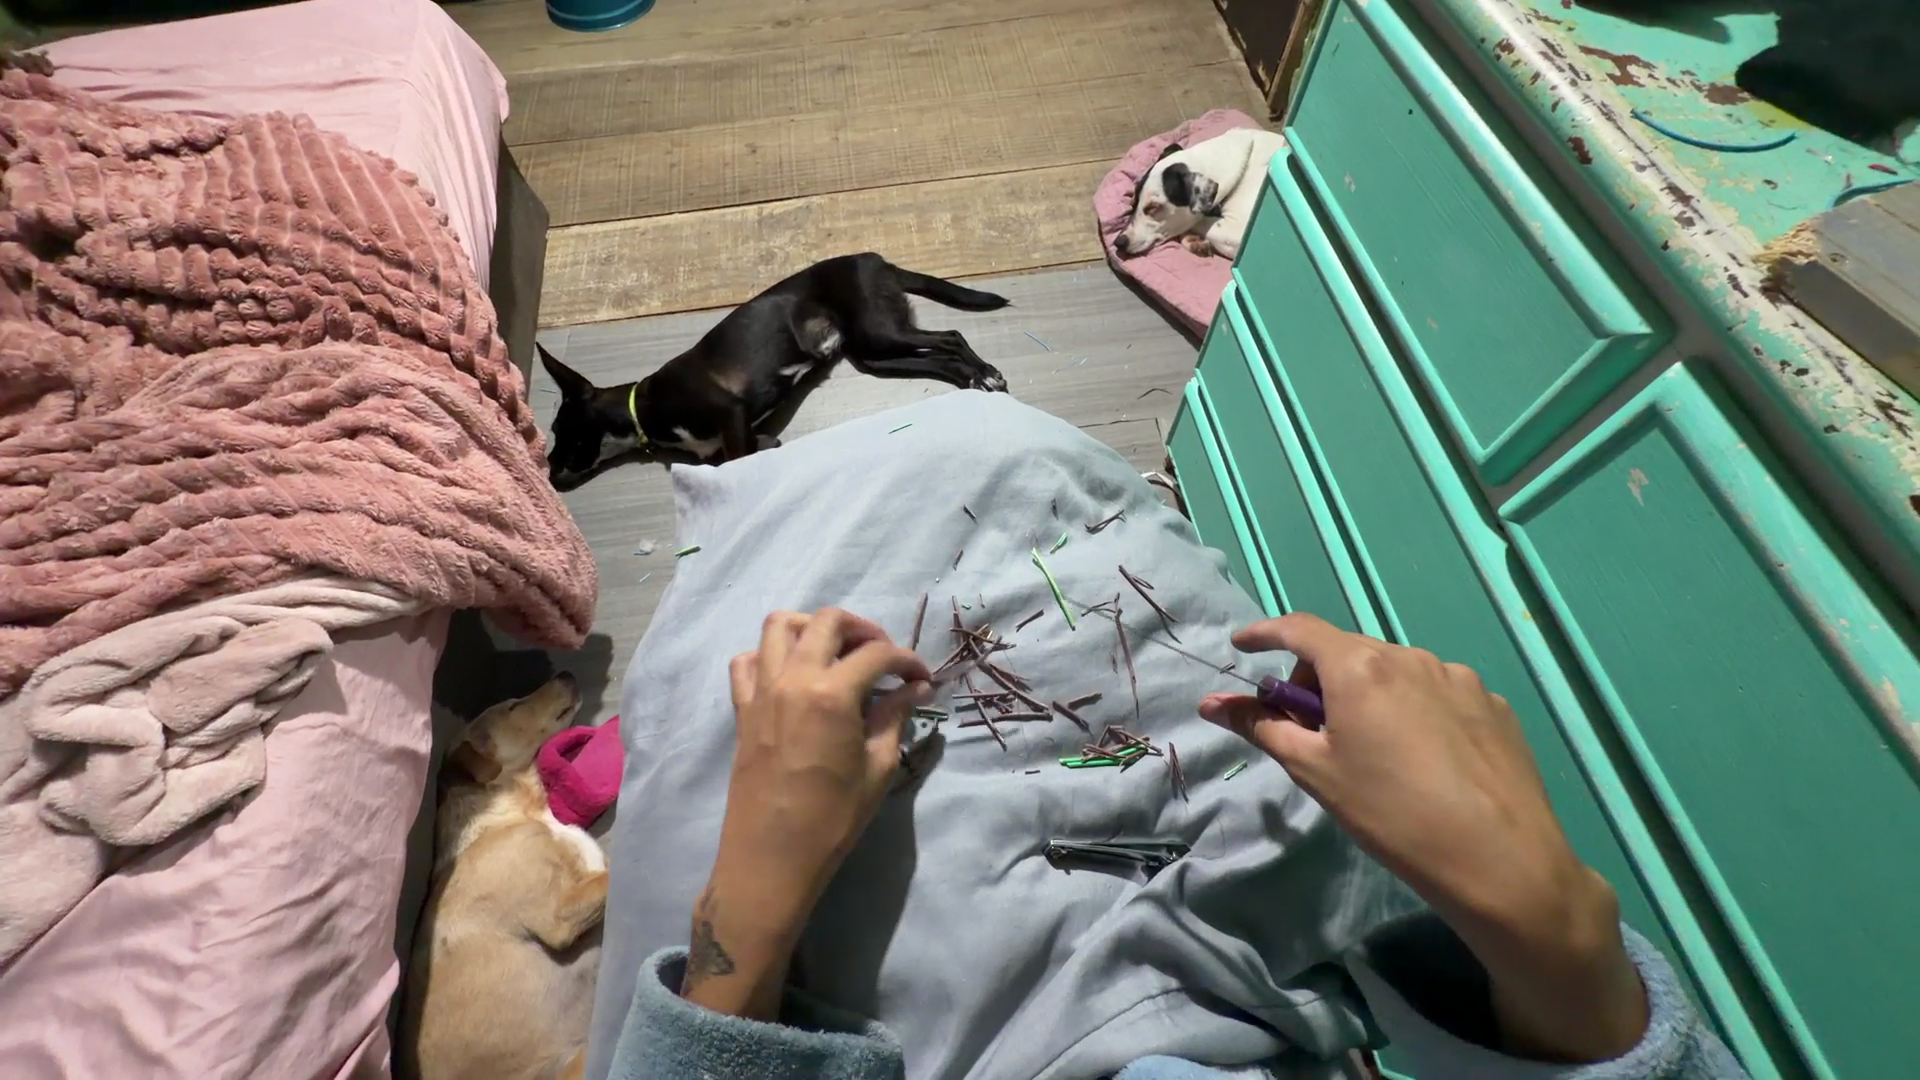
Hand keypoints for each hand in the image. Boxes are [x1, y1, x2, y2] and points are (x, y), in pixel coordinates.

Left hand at [681, 608, 930, 1019]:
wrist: (771, 859)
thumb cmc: (833, 818)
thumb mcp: (878, 767)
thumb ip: (894, 717)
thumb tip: (914, 688)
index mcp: (832, 694)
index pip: (877, 653)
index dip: (907, 659)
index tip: (922, 677)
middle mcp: (793, 679)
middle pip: (828, 621)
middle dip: (864, 629)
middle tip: (883, 656)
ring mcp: (762, 691)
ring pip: (780, 625)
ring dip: (813, 628)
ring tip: (837, 653)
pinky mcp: (743, 708)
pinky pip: (748, 661)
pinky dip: (770, 655)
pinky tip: (793, 676)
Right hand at [1199, 614, 1647, 1062]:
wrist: (1505, 866)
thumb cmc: (1390, 813)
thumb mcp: (1312, 769)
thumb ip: (1259, 725)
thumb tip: (1210, 703)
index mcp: (1358, 666)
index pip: (1298, 628)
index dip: (1264, 633)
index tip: (1242, 647)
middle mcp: (1408, 656)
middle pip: (1345, 651)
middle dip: (1316, 679)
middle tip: (1311, 730)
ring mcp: (1457, 677)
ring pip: (1391, 671)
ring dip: (1365, 692)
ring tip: (1372, 749)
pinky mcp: (1492, 704)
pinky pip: (1433, 690)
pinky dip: (1410, 707)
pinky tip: (1422, 758)